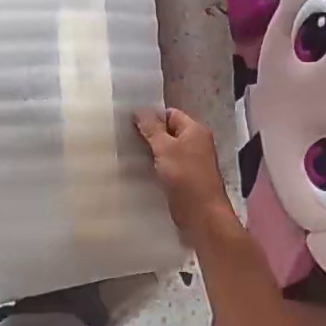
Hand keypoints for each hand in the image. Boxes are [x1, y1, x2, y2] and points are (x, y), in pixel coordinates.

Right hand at [133, 106, 235, 240]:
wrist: (201, 214)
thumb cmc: (185, 176)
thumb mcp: (165, 148)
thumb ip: (151, 128)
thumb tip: (139, 110)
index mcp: (195, 130)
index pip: (170, 114)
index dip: (151, 116)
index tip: (129, 122)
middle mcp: (195, 143)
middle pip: (168, 131)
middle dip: (148, 134)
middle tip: (124, 136)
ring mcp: (191, 161)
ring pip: (166, 150)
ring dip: (150, 151)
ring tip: (127, 151)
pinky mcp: (185, 178)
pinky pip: (167, 165)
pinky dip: (155, 165)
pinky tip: (138, 169)